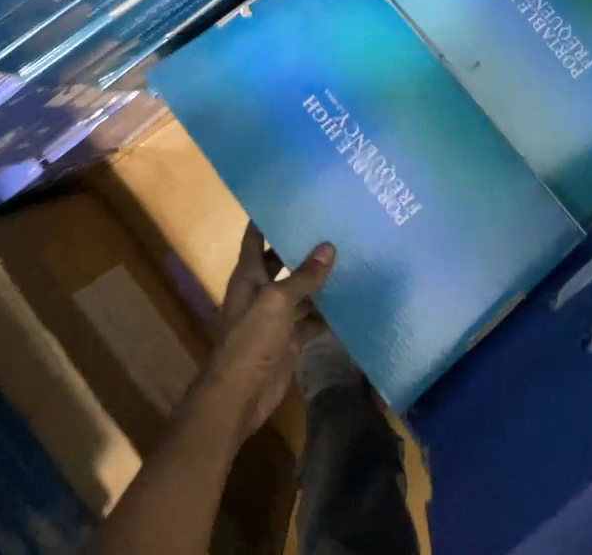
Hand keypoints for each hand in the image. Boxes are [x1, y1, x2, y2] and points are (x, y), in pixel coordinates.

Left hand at [192, 225, 334, 443]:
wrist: (240, 394)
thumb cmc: (251, 340)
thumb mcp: (278, 301)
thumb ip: (304, 276)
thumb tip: (329, 247)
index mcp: (248, 275)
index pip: (256, 237)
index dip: (268, 217)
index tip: (292, 197)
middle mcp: (261, 291)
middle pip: (282, 261)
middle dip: (303, 247)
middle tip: (333, 225)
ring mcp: (275, 317)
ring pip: (300, 291)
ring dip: (319, 280)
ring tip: (350, 256)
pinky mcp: (289, 340)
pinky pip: (311, 320)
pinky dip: (327, 314)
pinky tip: (351, 301)